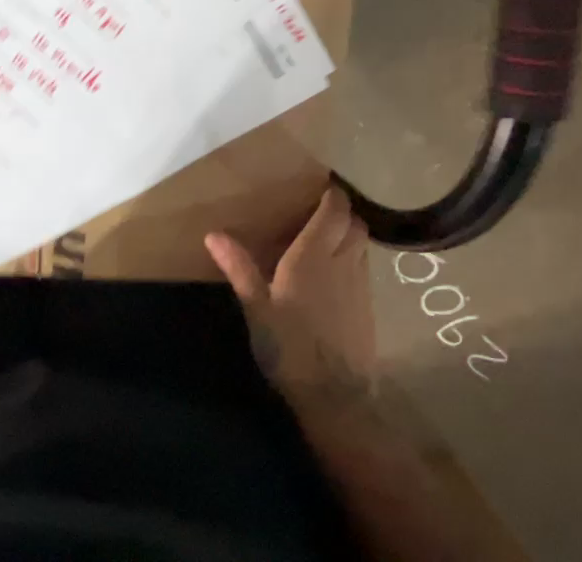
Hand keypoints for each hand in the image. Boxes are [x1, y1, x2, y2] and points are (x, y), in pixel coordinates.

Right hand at [206, 184, 376, 402]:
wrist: (335, 397)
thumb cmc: (289, 347)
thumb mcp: (255, 307)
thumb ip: (239, 267)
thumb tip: (213, 234)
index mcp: (313, 257)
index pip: (334, 212)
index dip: (331, 195)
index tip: (319, 185)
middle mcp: (343, 264)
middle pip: (354, 224)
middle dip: (341, 212)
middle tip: (316, 211)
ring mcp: (361, 286)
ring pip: (362, 246)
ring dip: (348, 235)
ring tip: (322, 239)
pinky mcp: (368, 308)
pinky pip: (363, 268)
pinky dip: (351, 259)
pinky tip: (330, 275)